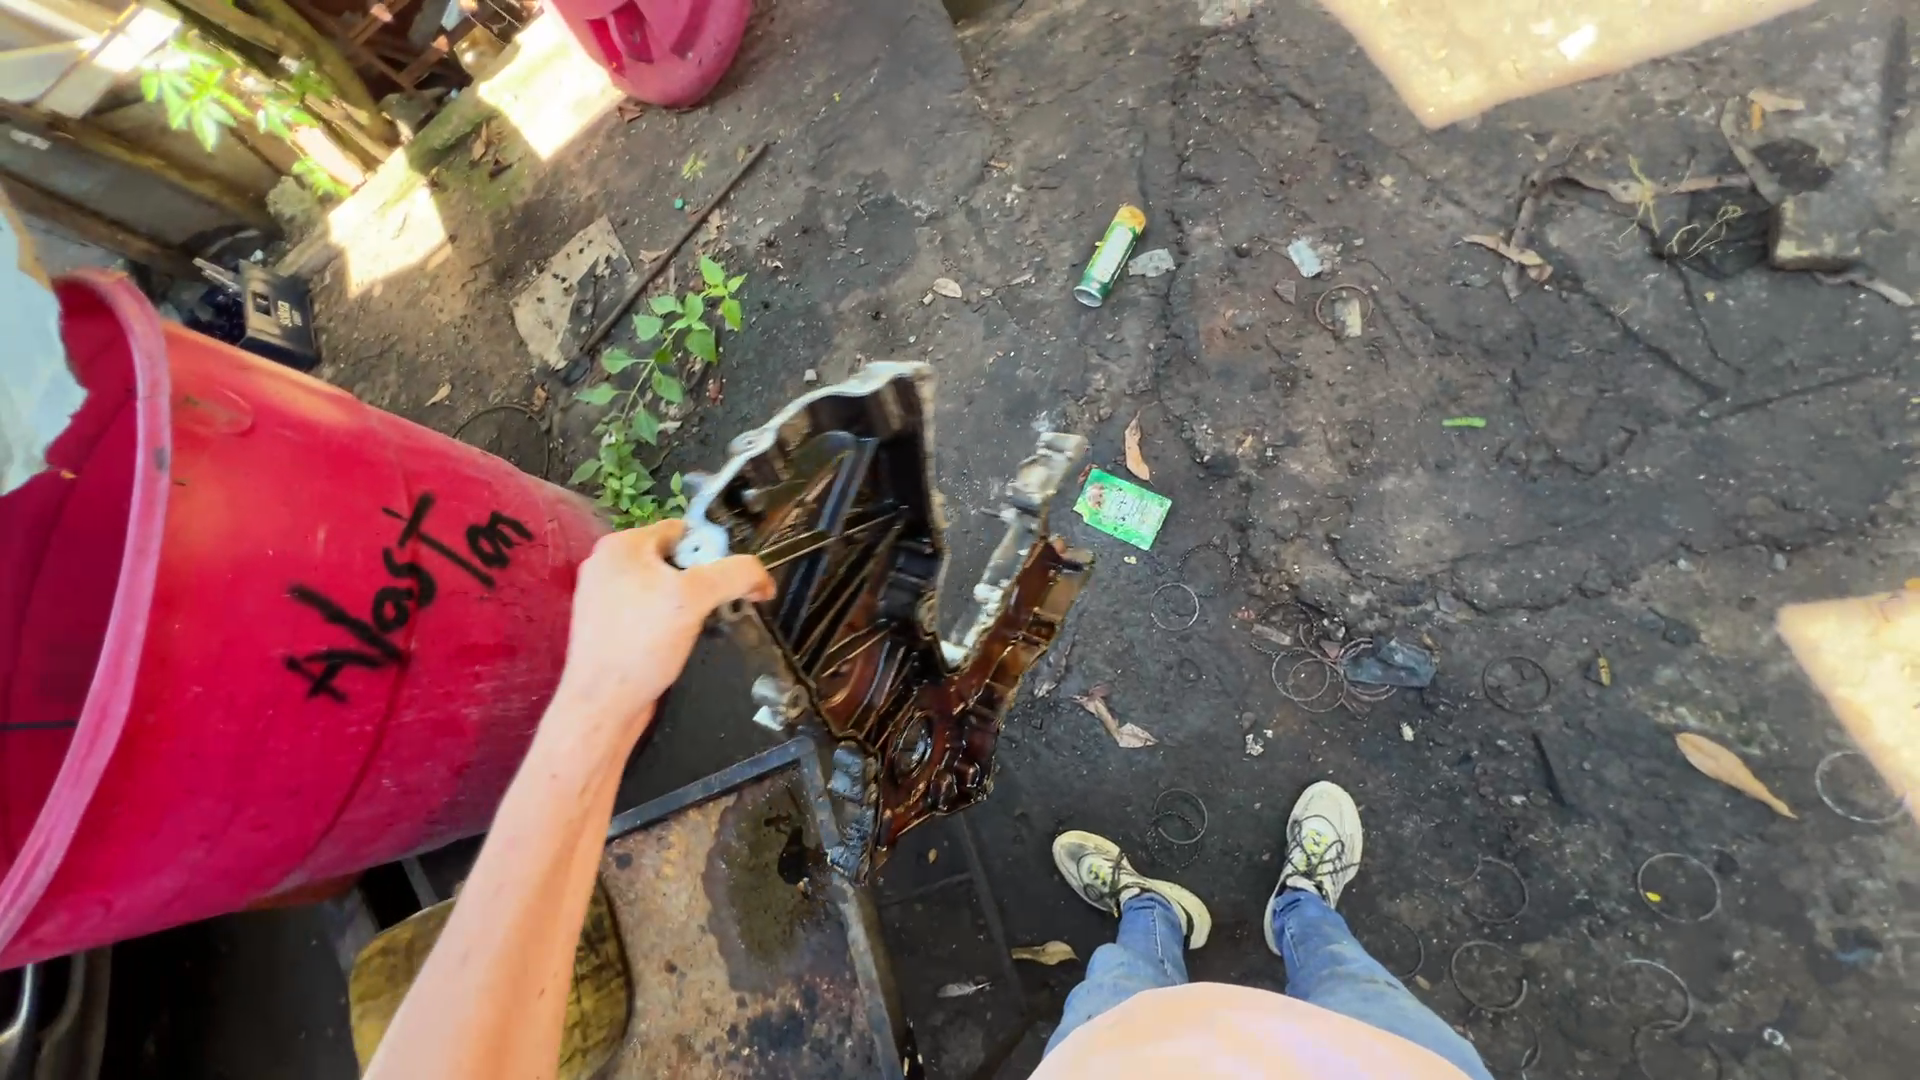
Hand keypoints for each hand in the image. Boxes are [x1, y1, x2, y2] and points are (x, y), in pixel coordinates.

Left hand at [552, 520, 772, 735]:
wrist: (603, 704)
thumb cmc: (643, 643)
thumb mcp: (696, 598)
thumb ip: (735, 575)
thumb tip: (763, 577)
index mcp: (621, 545)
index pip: (684, 530)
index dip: (713, 552)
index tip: (727, 582)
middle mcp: (608, 563)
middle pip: (676, 557)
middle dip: (701, 579)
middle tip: (714, 606)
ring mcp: (605, 595)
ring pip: (665, 585)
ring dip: (688, 602)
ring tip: (696, 626)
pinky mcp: (608, 624)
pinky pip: (650, 608)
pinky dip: (669, 619)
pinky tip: (675, 640)